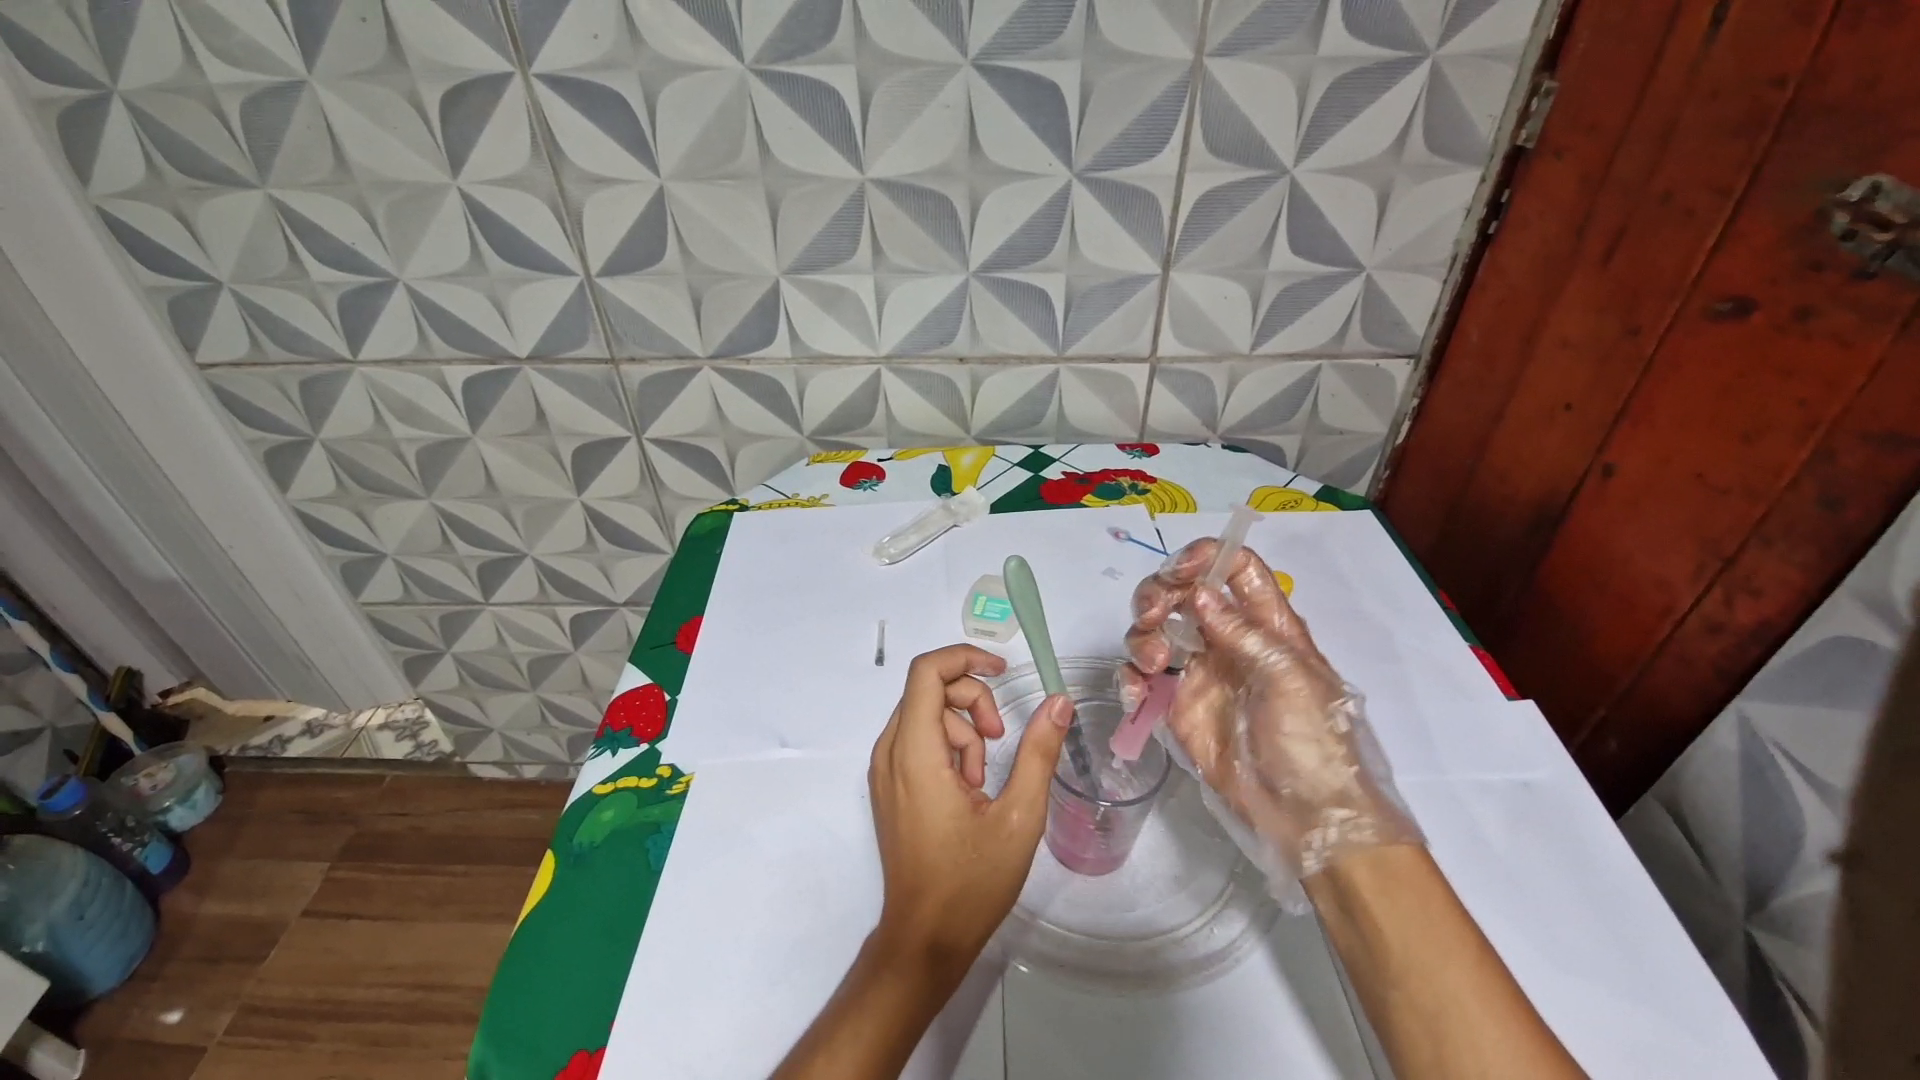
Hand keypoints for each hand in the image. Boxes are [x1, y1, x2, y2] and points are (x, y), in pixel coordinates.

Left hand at [868, 644, 1072, 980]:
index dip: (965, 658)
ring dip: (963, 731)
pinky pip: (917, 743)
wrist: (925, 938)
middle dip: (972, 701)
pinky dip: (948, 750)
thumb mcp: (1018, 817)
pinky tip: (970, 790)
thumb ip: (1039, 752)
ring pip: (924, 716)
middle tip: (1002, 738)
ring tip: (985, 779)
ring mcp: (885, 772)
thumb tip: (1059, 702)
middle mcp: (889, 753)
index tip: (1003, 672)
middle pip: (927, 690)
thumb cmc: (971, 882)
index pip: (926, 672)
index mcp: (915, 753)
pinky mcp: (890, 788)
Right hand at [1124, 541, 1420, 877]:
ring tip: (1152, 666)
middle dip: (1157, 595)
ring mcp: (1200, 673)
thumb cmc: (1313, 741)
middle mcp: (1228, 639)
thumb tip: (1200, 593)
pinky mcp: (1177, 707)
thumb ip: (1243, 633)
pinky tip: (1135, 696)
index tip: (1177, 574)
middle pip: (1181, 593)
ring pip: (1154, 631)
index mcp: (1267, 624)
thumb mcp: (1289, 679)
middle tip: (1152, 618)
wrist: (1306, 815)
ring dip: (1142, 638)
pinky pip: (1142, 679)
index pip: (1234, 567)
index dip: (1203, 558)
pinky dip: (1130, 679)